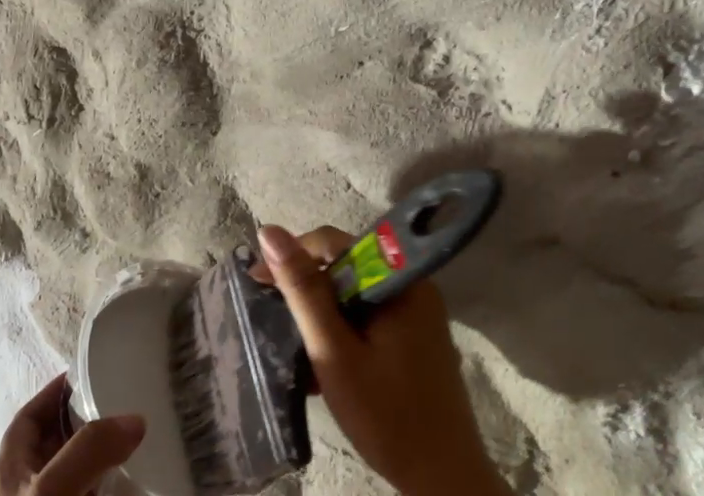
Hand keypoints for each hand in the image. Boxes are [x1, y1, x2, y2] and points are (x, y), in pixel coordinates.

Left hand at [0, 373, 145, 495]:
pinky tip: (135, 480)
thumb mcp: (53, 487)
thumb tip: (134, 418)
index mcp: (11, 464)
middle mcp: (26, 484)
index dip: (54, 393)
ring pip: (73, 471)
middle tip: (120, 405)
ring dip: (100, 456)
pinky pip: (92, 491)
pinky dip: (111, 485)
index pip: (30, 415)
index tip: (86, 376)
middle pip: (54, 441)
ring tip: (133, 440)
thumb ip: (88, 450)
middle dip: (83, 421)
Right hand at [256, 225, 510, 495]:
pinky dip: (340, 329)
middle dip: (306, 288)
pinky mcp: (414, 339)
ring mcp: (416, 315)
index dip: (292, 256)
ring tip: (294, 339)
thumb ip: (303, 289)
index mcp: (401, 283)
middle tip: (273, 314)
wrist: (443, 480)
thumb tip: (269, 232)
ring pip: (352, 293)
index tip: (259, 282)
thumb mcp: (333, 350)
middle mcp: (413, 288)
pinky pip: (366, 315)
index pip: (333, 243)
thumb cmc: (387, 414)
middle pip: (344, 266)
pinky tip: (322, 358)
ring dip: (321, 312)